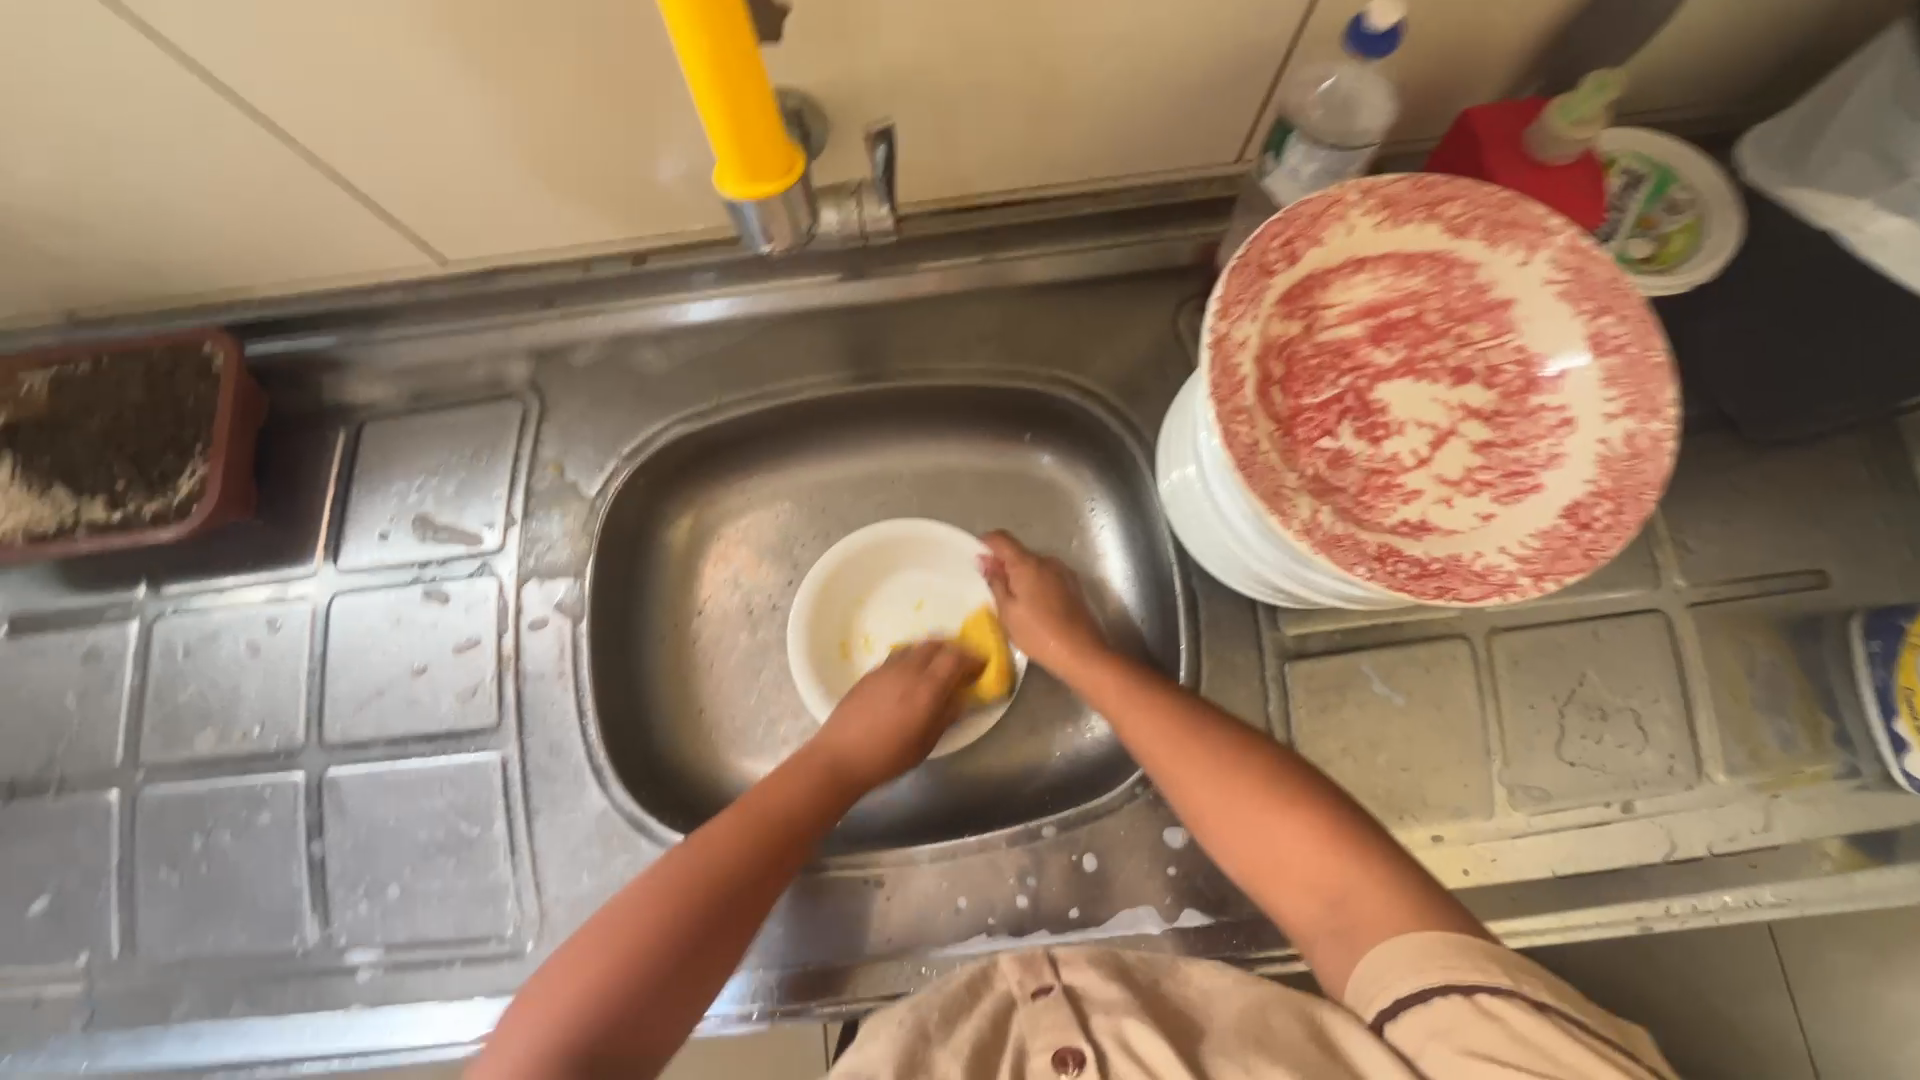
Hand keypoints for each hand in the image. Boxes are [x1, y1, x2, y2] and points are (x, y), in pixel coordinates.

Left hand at [804, 642, 983, 793]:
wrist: (840, 756)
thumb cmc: (888, 757)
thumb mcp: (926, 743)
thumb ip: (946, 716)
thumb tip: (960, 699)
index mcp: (926, 688)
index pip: (956, 658)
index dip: (972, 658)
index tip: (981, 665)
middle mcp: (908, 670)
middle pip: (936, 644)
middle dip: (953, 649)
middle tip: (961, 662)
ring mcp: (886, 668)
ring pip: (915, 647)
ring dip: (932, 650)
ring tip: (937, 665)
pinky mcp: (870, 673)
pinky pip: (898, 655)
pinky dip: (912, 657)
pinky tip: (911, 675)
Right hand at [979, 531, 1108, 673]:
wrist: (1081, 653)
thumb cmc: (1037, 634)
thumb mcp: (1007, 612)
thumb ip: (995, 582)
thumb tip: (985, 560)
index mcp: (1027, 563)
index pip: (1001, 538)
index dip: (985, 544)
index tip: (977, 561)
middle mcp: (1047, 560)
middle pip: (1018, 553)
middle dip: (1003, 565)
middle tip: (993, 591)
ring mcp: (1063, 572)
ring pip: (1034, 566)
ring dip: (1021, 576)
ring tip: (1015, 604)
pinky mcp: (1073, 585)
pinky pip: (1047, 576)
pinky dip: (1036, 584)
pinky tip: (1035, 608)